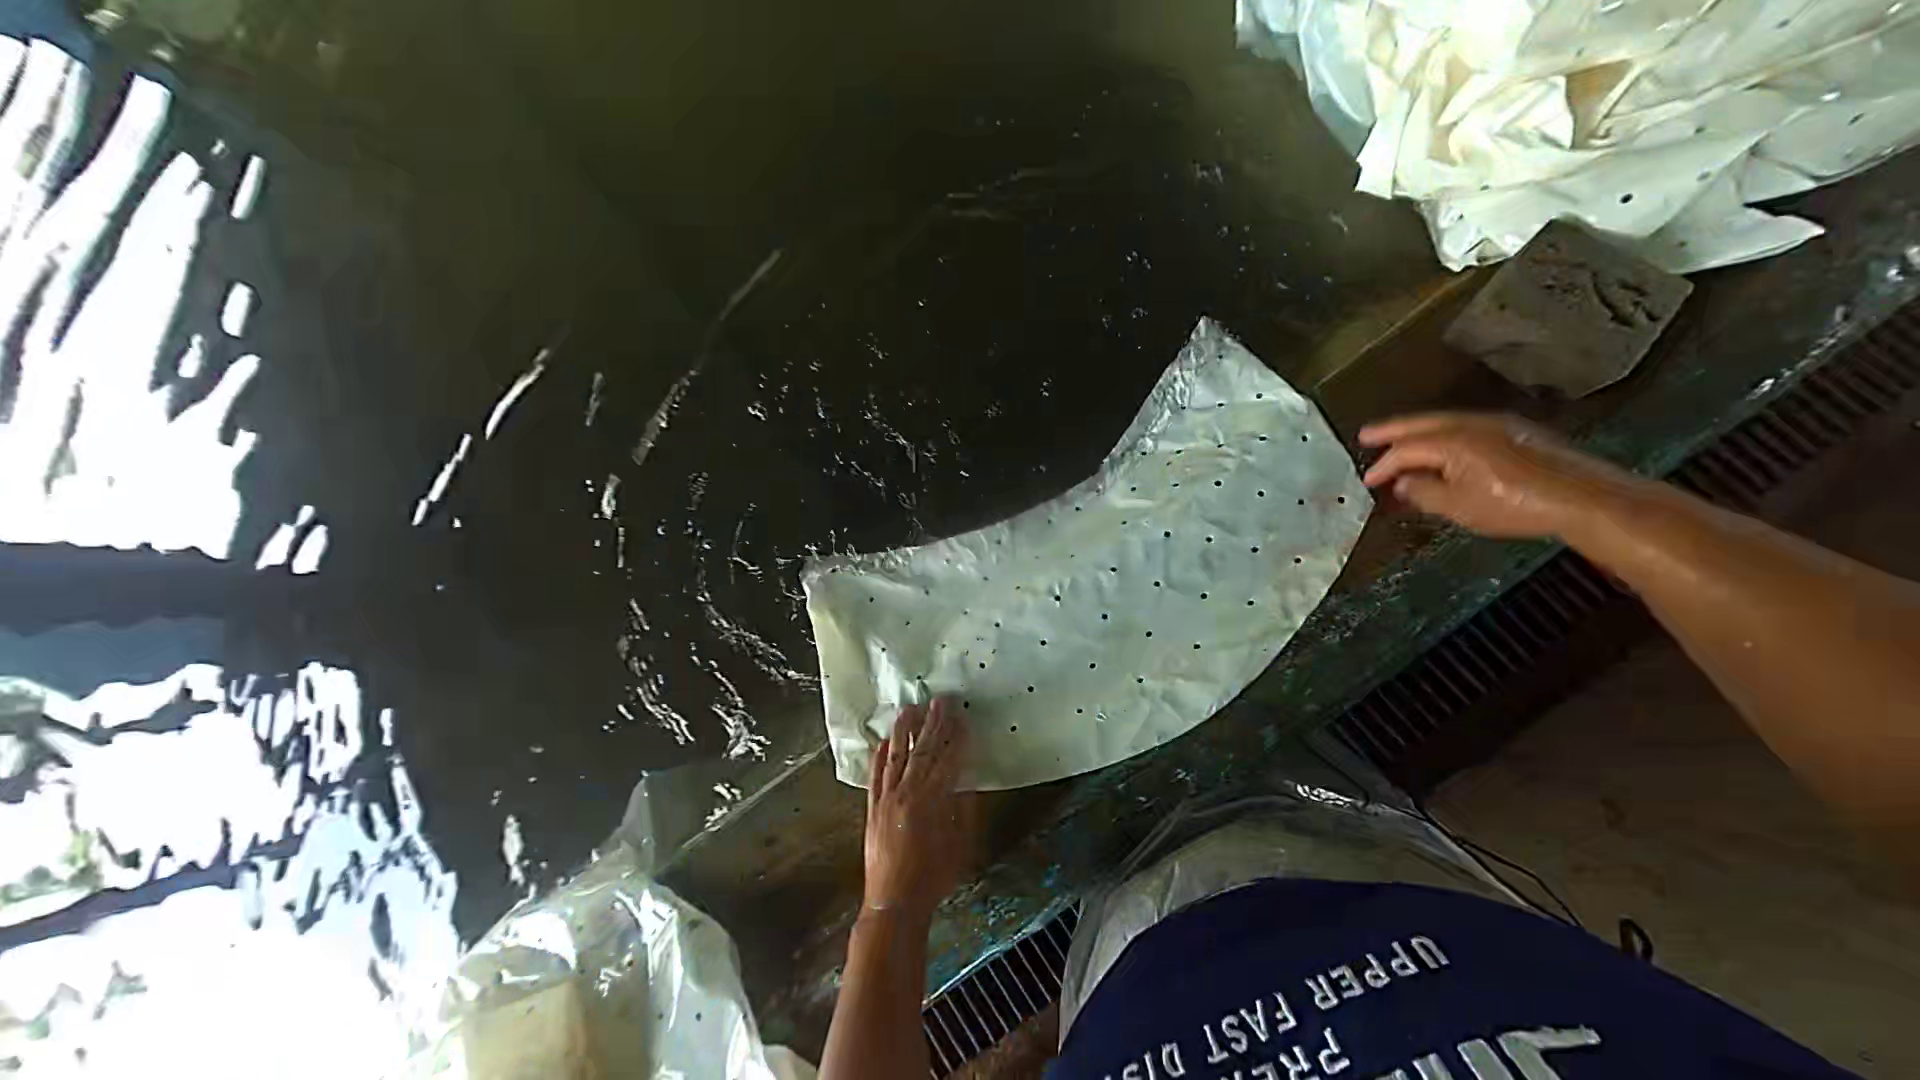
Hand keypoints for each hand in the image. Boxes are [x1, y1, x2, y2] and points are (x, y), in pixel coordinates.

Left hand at [863, 698, 975, 920]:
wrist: (894, 903)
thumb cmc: (933, 877)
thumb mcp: (959, 843)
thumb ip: (963, 808)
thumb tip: (965, 779)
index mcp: (931, 801)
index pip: (948, 759)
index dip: (957, 737)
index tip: (962, 717)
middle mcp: (906, 793)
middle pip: (923, 750)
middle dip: (934, 724)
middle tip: (941, 701)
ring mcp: (886, 798)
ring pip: (896, 756)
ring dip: (904, 730)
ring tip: (910, 708)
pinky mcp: (872, 808)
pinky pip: (875, 775)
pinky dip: (880, 756)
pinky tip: (884, 741)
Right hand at [1358, 412, 1647, 539]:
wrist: (1585, 498)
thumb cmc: (1514, 505)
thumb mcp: (1458, 507)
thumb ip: (1423, 492)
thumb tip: (1404, 483)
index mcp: (1453, 441)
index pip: (1406, 449)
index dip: (1383, 465)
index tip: (1368, 481)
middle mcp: (1473, 425)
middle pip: (1423, 424)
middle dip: (1394, 430)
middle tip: (1368, 435)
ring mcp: (1499, 425)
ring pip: (1447, 422)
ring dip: (1420, 432)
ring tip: (1402, 443)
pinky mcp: (1519, 434)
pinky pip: (1468, 427)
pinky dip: (1445, 435)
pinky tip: (1444, 448)